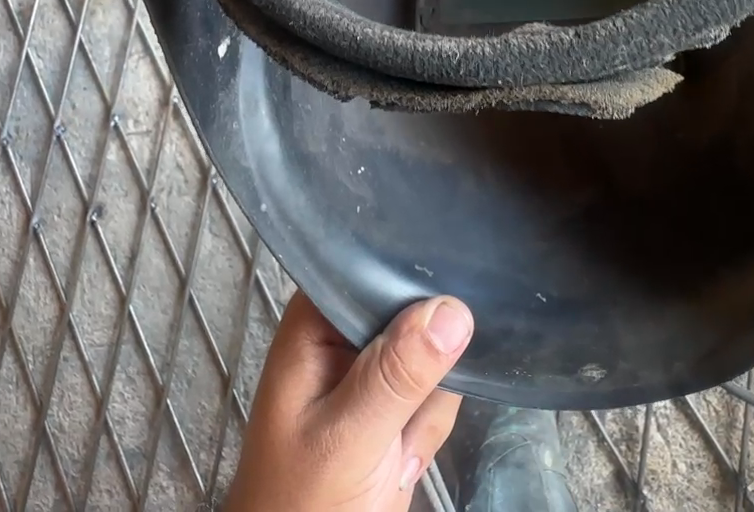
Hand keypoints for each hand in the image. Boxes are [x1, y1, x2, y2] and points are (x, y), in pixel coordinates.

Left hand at [227, 292, 474, 511]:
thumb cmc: (300, 505)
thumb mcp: (345, 439)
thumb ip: (395, 375)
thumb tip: (452, 311)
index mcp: (317, 320)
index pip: (375, 266)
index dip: (416, 282)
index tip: (446, 314)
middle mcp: (344, 333)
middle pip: (418, 308)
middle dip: (427, 364)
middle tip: (406, 412)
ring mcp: (371, 370)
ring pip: (438, 353)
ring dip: (428, 408)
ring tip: (396, 448)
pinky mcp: (393, 403)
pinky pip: (439, 391)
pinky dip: (430, 427)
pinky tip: (403, 456)